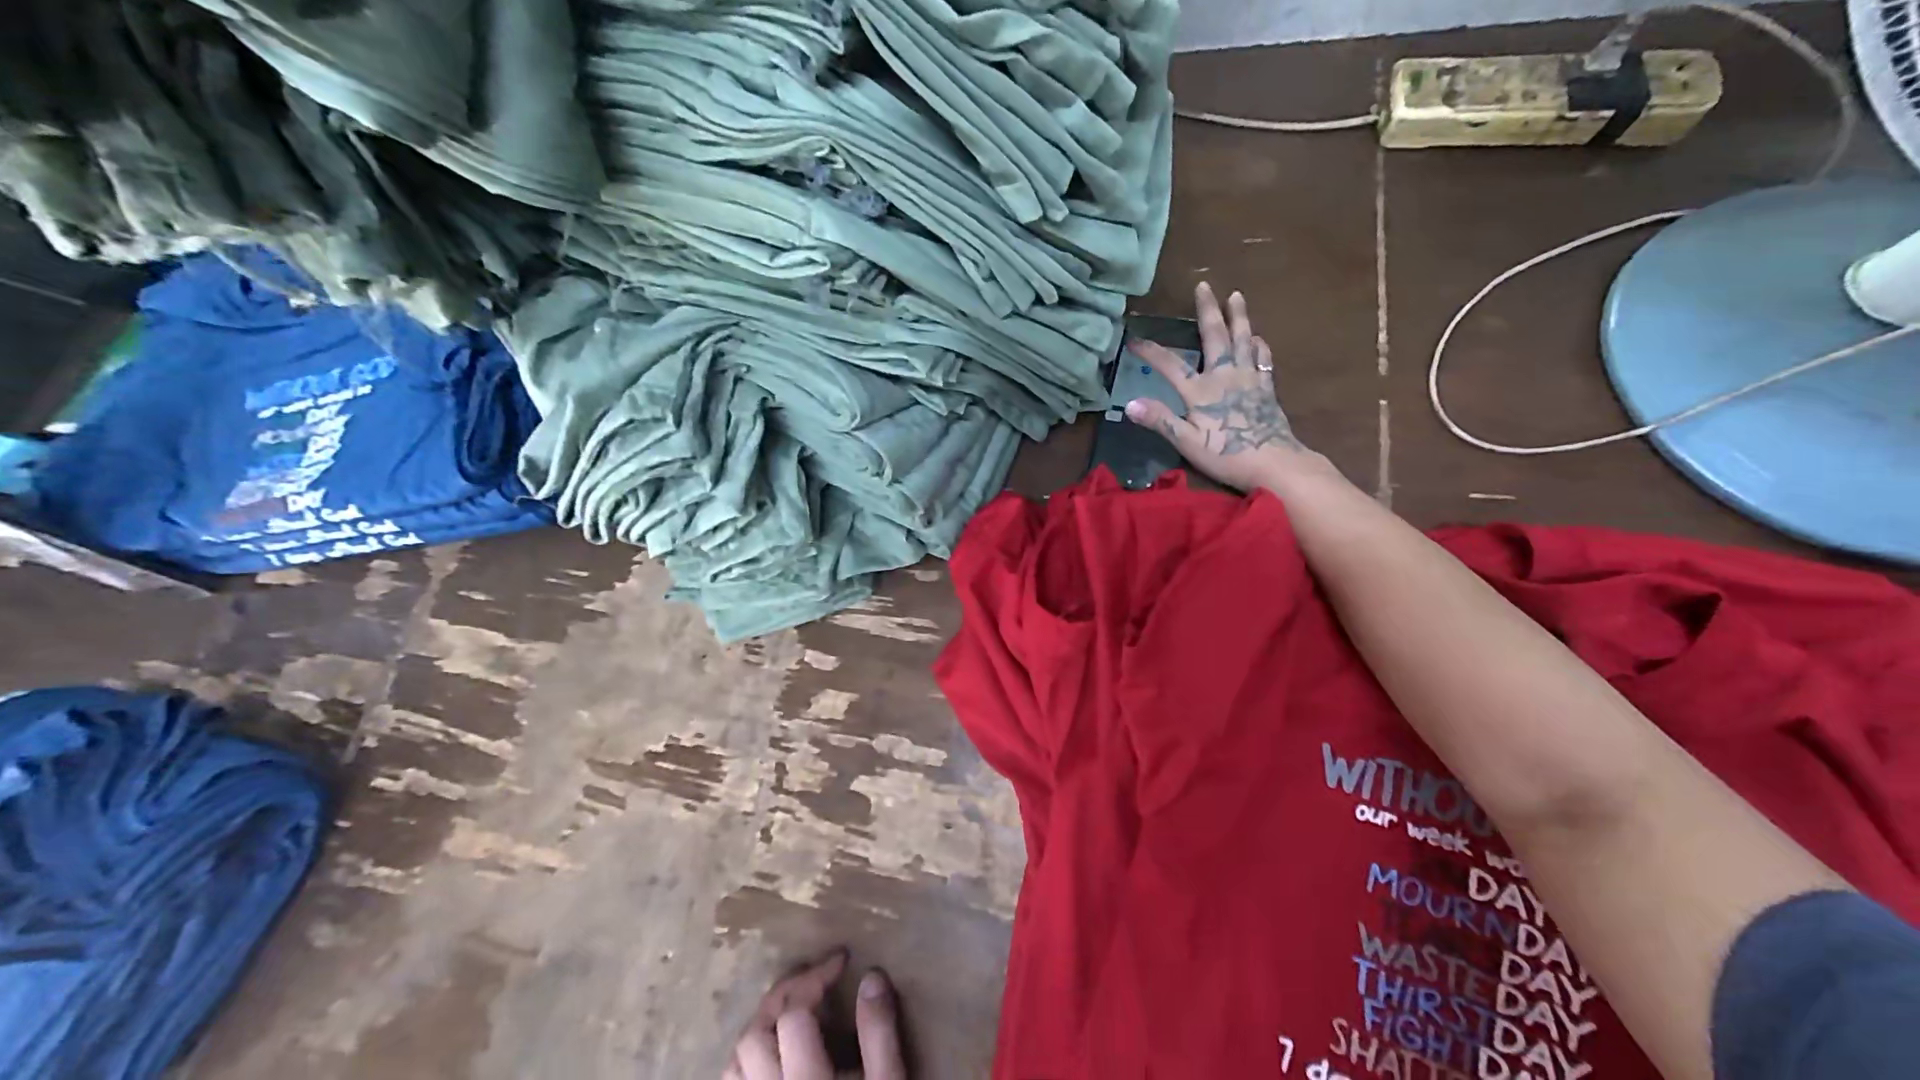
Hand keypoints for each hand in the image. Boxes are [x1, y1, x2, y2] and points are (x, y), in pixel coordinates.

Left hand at [723, 949, 905, 1079]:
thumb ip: (880, 1033)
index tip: (843, 962)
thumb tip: (871, 976)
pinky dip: (747, 1060)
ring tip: (793, 1011)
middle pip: (756, 1032)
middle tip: (817, 980)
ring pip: (734, 1061)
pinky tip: (773, 1053)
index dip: (817, 978)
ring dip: (762, 1025)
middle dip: (786, 994)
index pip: (796, 1017)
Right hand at [1124, 281, 1314, 491]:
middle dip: (1207, 311)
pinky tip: (1258, 337)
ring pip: (1242, 340)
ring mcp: (1249, 379)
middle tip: (1204, 285)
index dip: (1150, 352)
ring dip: (1238, 317)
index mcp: (1200, 390)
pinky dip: (1259, 345)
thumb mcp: (1186, 442)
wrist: (1274, 463)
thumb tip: (1129, 404)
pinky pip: (1263, 359)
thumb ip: (1159, 420)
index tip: (1133, 339)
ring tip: (1236, 296)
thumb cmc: (1226, 455)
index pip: (1170, 365)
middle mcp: (1224, 376)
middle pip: (1215, 337)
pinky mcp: (1266, 388)